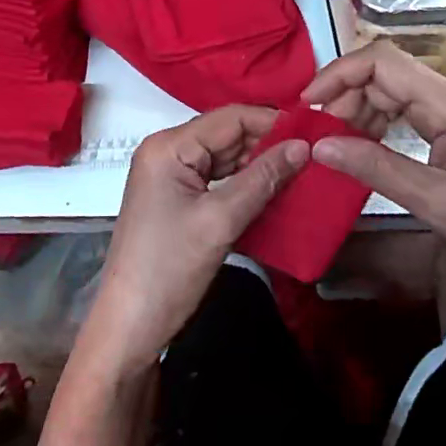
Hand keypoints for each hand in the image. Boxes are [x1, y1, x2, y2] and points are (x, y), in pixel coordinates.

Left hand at [82, 105, 306, 372]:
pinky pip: (219, 177)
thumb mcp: (221, 221)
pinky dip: (246, 183)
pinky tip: (276, 190)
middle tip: (314, 154)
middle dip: (269, 143)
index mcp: (169, 146)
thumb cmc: (169, 270)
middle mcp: (167, 150)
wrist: (130, 328)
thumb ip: (263, 178)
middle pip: (228, 134)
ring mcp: (171, 174)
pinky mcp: (178, 196)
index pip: (230, 117)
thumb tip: (303, 146)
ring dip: (261, 164)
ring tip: (304, 170)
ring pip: (227, 156)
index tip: (313, 134)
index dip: (272, 122)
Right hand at [303, 42, 445, 301]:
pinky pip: (411, 110)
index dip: (339, 74)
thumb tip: (321, 145)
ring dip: (361, 108)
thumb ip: (376, 168)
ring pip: (396, 89)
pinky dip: (381, 122)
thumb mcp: (436, 203)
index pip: (384, 62)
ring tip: (337, 142)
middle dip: (346, 95)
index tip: (308, 105)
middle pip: (387, 72)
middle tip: (320, 133)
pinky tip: (366, 146)